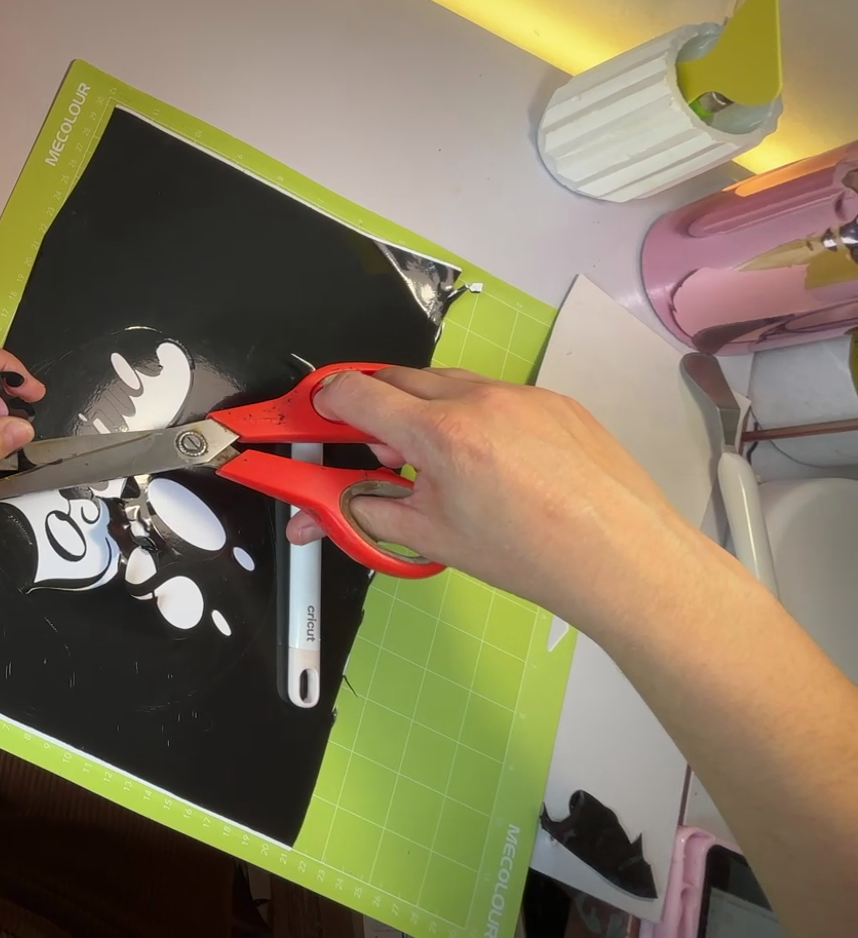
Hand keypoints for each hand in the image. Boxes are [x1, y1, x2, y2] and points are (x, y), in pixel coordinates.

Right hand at [286, 367, 695, 625]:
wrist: (629, 563)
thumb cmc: (528, 553)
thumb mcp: (425, 535)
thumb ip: (357, 513)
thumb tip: (310, 517)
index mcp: (439, 433)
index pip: (353, 391)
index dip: (324, 400)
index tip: (318, 415)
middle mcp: (477, 400)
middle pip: (391, 376)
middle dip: (370, 404)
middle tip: (376, 449)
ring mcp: (520, 395)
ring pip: (440, 380)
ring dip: (417, 406)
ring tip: (433, 456)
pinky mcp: (553, 400)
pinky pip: (488, 391)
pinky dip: (466, 412)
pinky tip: (484, 457)